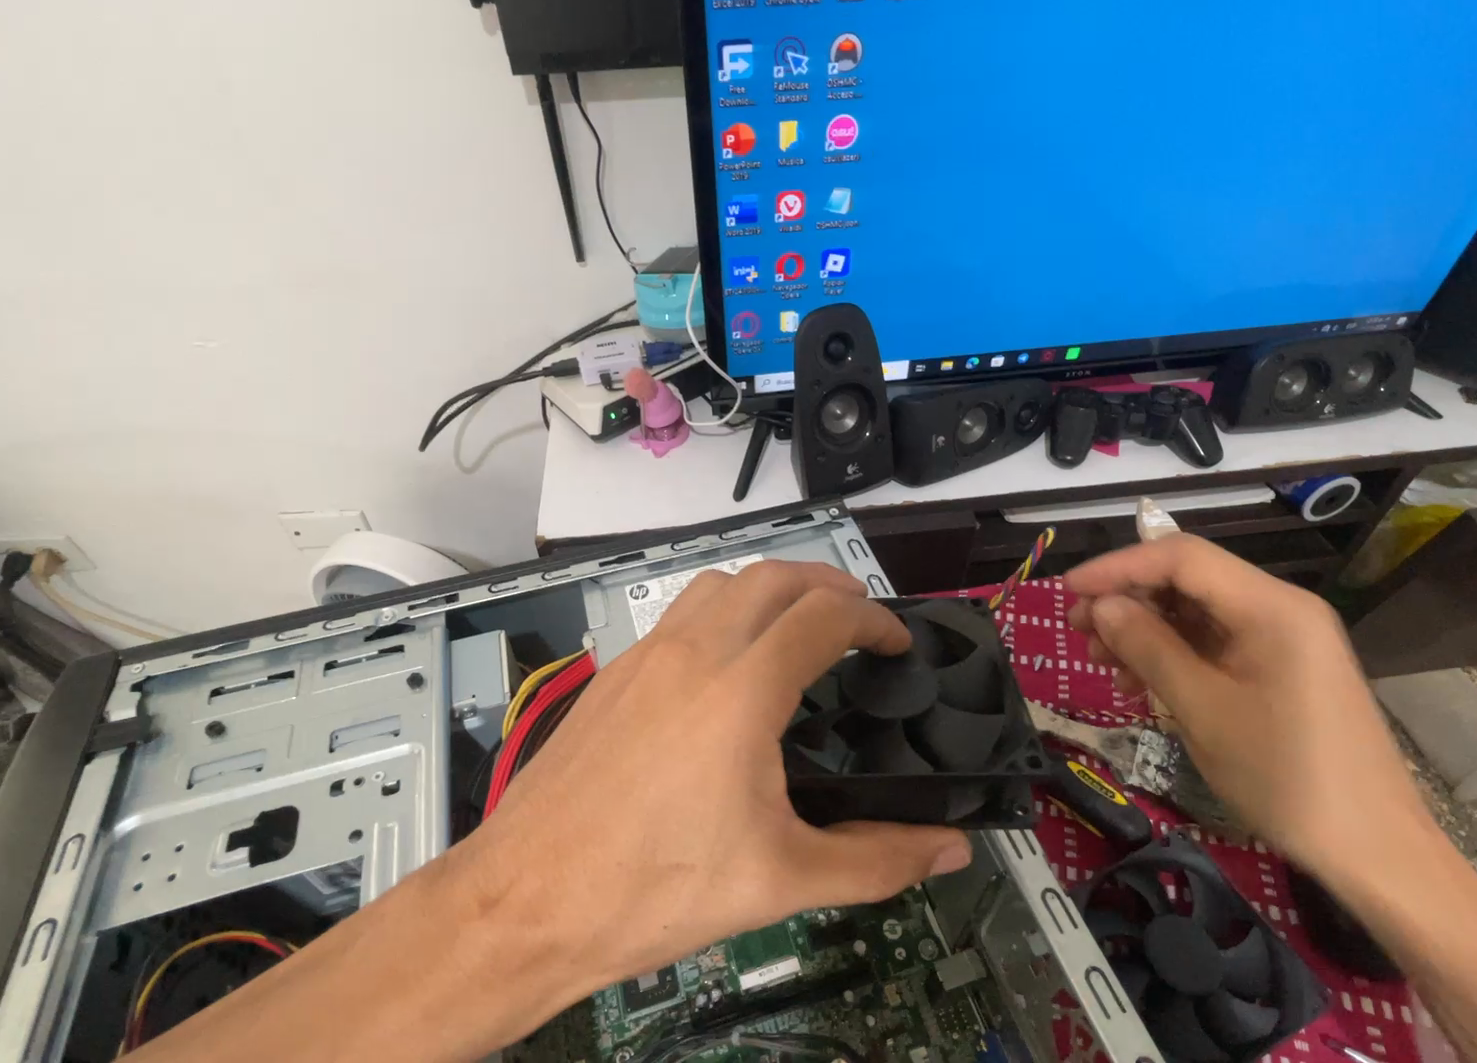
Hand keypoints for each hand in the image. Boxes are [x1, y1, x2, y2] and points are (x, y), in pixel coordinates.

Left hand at [477, 560, 971, 988]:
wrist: (527, 899)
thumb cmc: (655, 889)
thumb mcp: (779, 882)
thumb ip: (875, 861)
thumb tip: (948, 852)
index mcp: (740, 692)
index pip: (824, 617)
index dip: (873, 620)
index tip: (896, 643)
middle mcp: (692, 654)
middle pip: (772, 577)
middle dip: (826, 584)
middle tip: (858, 617)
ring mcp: (644, 658)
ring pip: (718, 584)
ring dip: (768, 588)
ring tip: (796, 626)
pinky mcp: (612, 676)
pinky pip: (677, 615)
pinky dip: (720, 613)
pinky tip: (725, 667)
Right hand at [1062, 535, 1433, 878]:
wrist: (1372, 849)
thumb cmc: (1284, 776)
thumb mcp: (1202, 709)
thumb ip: (1147, 647)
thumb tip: (1101, 606)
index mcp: (1272, 608)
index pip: (1181, 558)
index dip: (1118, 567)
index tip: (1067, 591)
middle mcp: (1280, 609)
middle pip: (1188, 579)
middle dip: (1127, 599)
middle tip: (1078, 632)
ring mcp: (1283, 639)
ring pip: (1195, 612)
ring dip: (1143, 629)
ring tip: (1103, 664)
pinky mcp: (1279, 668)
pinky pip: (1213, 642)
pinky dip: (1170, 653)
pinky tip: (1139, 682)